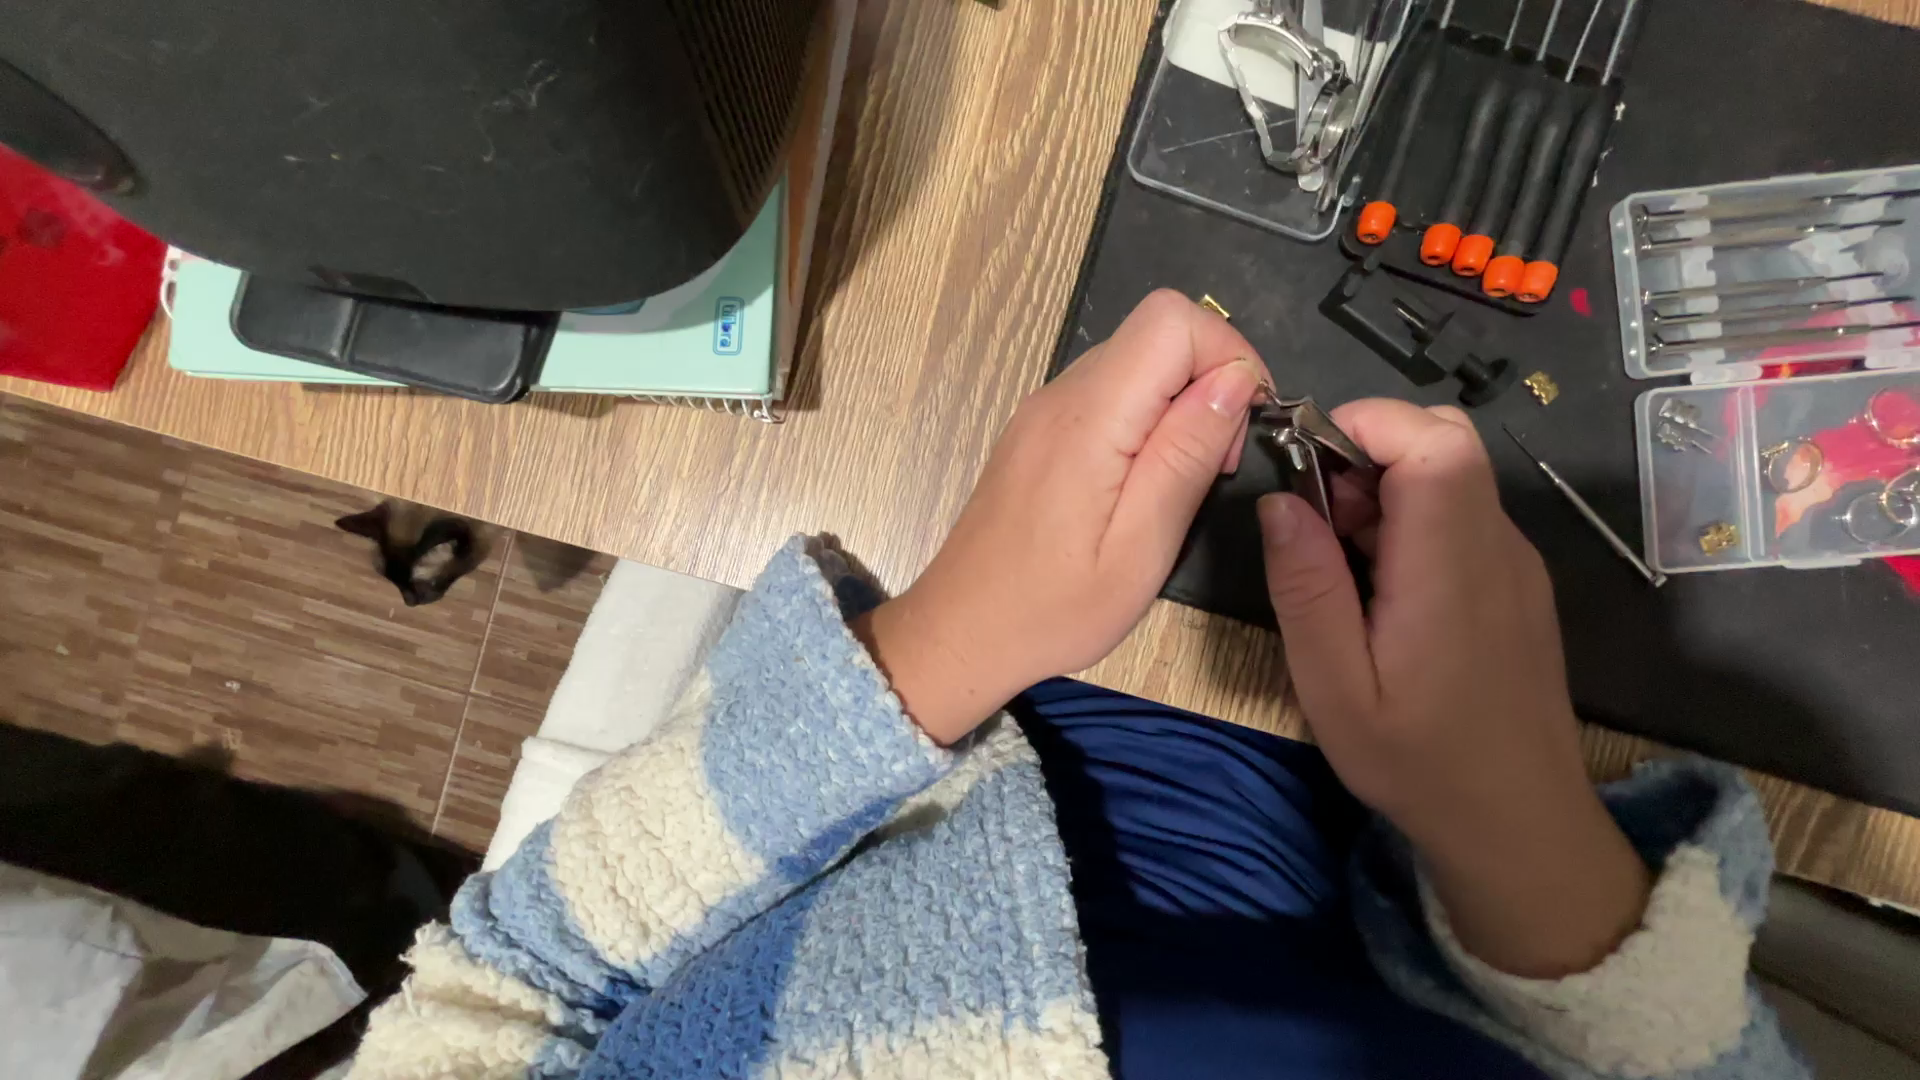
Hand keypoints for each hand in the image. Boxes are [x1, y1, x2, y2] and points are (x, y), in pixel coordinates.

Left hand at [854, 290, 1264, 744]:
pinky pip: (1102, 399)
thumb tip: (1233, 382)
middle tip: (1211, 469)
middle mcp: (1057, 397)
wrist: (961, 631)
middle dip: (1206, 384)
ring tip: (1172, 486)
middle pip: (1152, 336)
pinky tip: (1134, 487)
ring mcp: (1038, 413)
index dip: (1226, 355)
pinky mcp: (1032, 435)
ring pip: (1130, 366)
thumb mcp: (1139, 549)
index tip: (1238, 429)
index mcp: (1086, 417)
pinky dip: (1139, 422)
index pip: (1171, 318)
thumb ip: (1186, 456)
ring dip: (1173, 407)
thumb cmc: (1051, 610)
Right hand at [1257, 400, 1648, 976]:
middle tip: (1308, 518)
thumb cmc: (1415, 759)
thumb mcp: (1333, 684)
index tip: (1300, 456)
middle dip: (1362, 452)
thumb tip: (1279, 501)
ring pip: (1447, 475)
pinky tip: (1372, 584)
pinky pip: (1455, 515)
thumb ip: (1305, 587)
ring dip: (1377, 489)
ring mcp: (1512, 563)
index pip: (1434, 442)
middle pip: (1444, 443)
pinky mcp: (1510, 581)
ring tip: (1331, 561)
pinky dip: (1402, 519)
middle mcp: (1496, 548)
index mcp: (1450, 569)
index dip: (1366, 423)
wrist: (1516, 823)